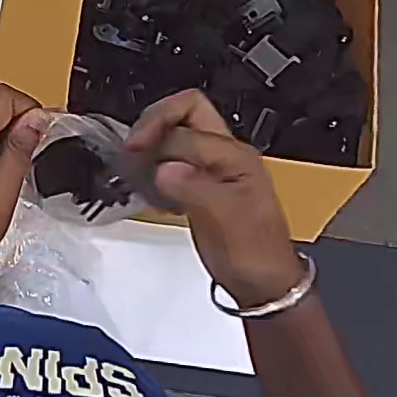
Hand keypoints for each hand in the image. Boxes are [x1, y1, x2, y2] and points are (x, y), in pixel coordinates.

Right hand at [124, 90, 301, 305]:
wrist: (263, 284)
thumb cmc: (255, 254)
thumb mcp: (225, 219)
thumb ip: (194, 188)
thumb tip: (163, 168)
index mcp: (235, 156)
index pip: (187, 129)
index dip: (158, 139)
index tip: (135, 156)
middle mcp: (224, 156)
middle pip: (186, 112)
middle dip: (154, 122)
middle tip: (132, 147)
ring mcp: (212, 170)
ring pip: (178, 135)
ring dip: (152, 143)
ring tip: (134, 164)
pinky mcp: (200, 188)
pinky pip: (174, 162)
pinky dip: (154, 167)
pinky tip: (147, 185)